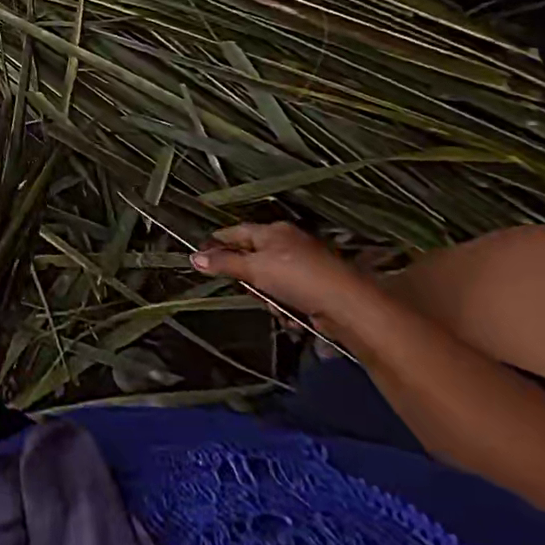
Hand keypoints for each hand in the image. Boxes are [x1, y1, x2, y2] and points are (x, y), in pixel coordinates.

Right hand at [190, 222, 373, 324]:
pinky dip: (283, 303)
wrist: (350, 307)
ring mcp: (304, 264)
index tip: (199, 257)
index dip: (215, 243)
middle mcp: (288, 243)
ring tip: (273, 306)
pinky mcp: (315, 286)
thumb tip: (193, 258)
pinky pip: (286, 292)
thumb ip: (222, 263)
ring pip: (267, 278)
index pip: (234, 232)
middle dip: (245, 277)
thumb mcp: (253, 269)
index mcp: (273, 231)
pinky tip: (288, 313)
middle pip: (250, 257)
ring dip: (265, 295)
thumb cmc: (297, 278)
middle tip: (245, 288)